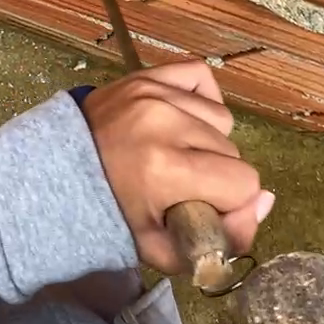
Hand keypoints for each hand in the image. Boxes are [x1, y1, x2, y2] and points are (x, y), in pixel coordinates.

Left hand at [80, 61, 273, 273]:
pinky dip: (200, 98)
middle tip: (184, 186)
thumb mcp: (159, 249)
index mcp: (166, 168)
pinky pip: (200, 76)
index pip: (243, 182)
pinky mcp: (146, 74)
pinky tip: (185, 119)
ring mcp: (154, 91)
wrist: (57, 167)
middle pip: (232, 153)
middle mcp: (164, 122)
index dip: (233, 204)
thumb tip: (265, 200)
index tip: (207, 209)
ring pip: (220, 120)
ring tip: (177, 153)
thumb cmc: (108, 211)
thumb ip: (221, 239)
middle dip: (218, 176)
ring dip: (207, 140)